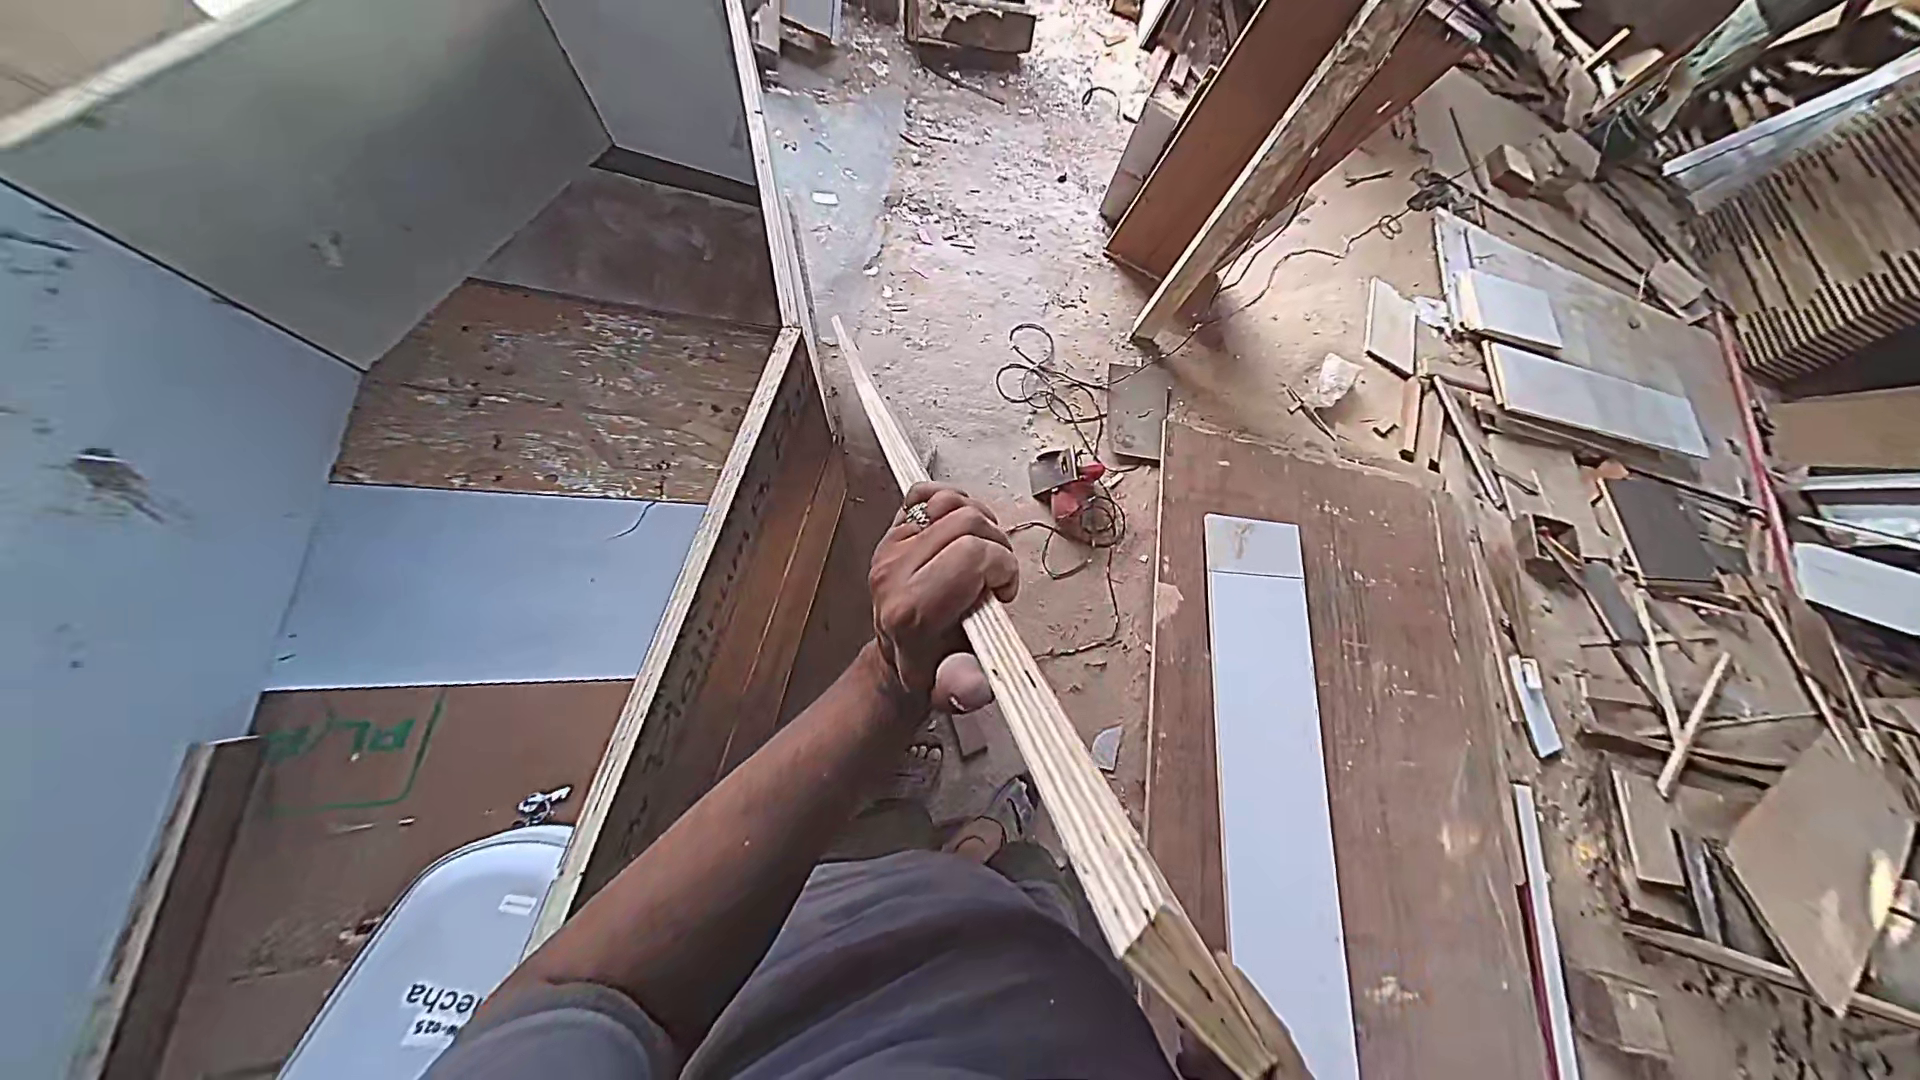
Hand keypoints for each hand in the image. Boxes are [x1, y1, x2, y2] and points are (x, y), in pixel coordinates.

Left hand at [868, 482, 1018, 713]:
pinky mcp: (893, 530)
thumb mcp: (953, 687)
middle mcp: (895, 572)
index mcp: (911, 611)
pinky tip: (958, 529)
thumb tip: (972, 687)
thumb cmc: (931, 665)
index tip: (1002, 591)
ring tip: (981, 554)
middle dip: (997, 547)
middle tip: (996, 576)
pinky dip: (949, 500)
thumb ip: (964, 688)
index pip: (972, 555)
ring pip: (952, 503)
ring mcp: (891, 546)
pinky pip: (924, 492)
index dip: (1002, 568)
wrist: (899, 654)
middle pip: (968, 523)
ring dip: (980, 523)